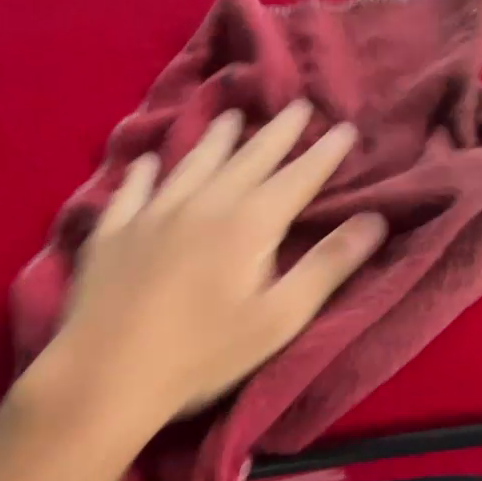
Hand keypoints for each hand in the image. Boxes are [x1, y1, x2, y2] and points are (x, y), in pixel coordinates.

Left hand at [19, 101, 386, 439]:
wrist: (106, 373)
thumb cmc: (204, 353)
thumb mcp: (280, 318)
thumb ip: (328, 266)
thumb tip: (375, 220)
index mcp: (248, 224)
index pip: (297, 179)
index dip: (323, 154)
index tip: (346, 129)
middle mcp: (203, 204)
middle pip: (247, 159)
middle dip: (277, 133)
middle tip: (297, 107)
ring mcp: (152, 213)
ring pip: (191, 163)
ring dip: (216, 139)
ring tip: (232, 118)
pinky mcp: (113, 232)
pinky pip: (130, 190)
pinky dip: (142, 172)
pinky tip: (144, 163)